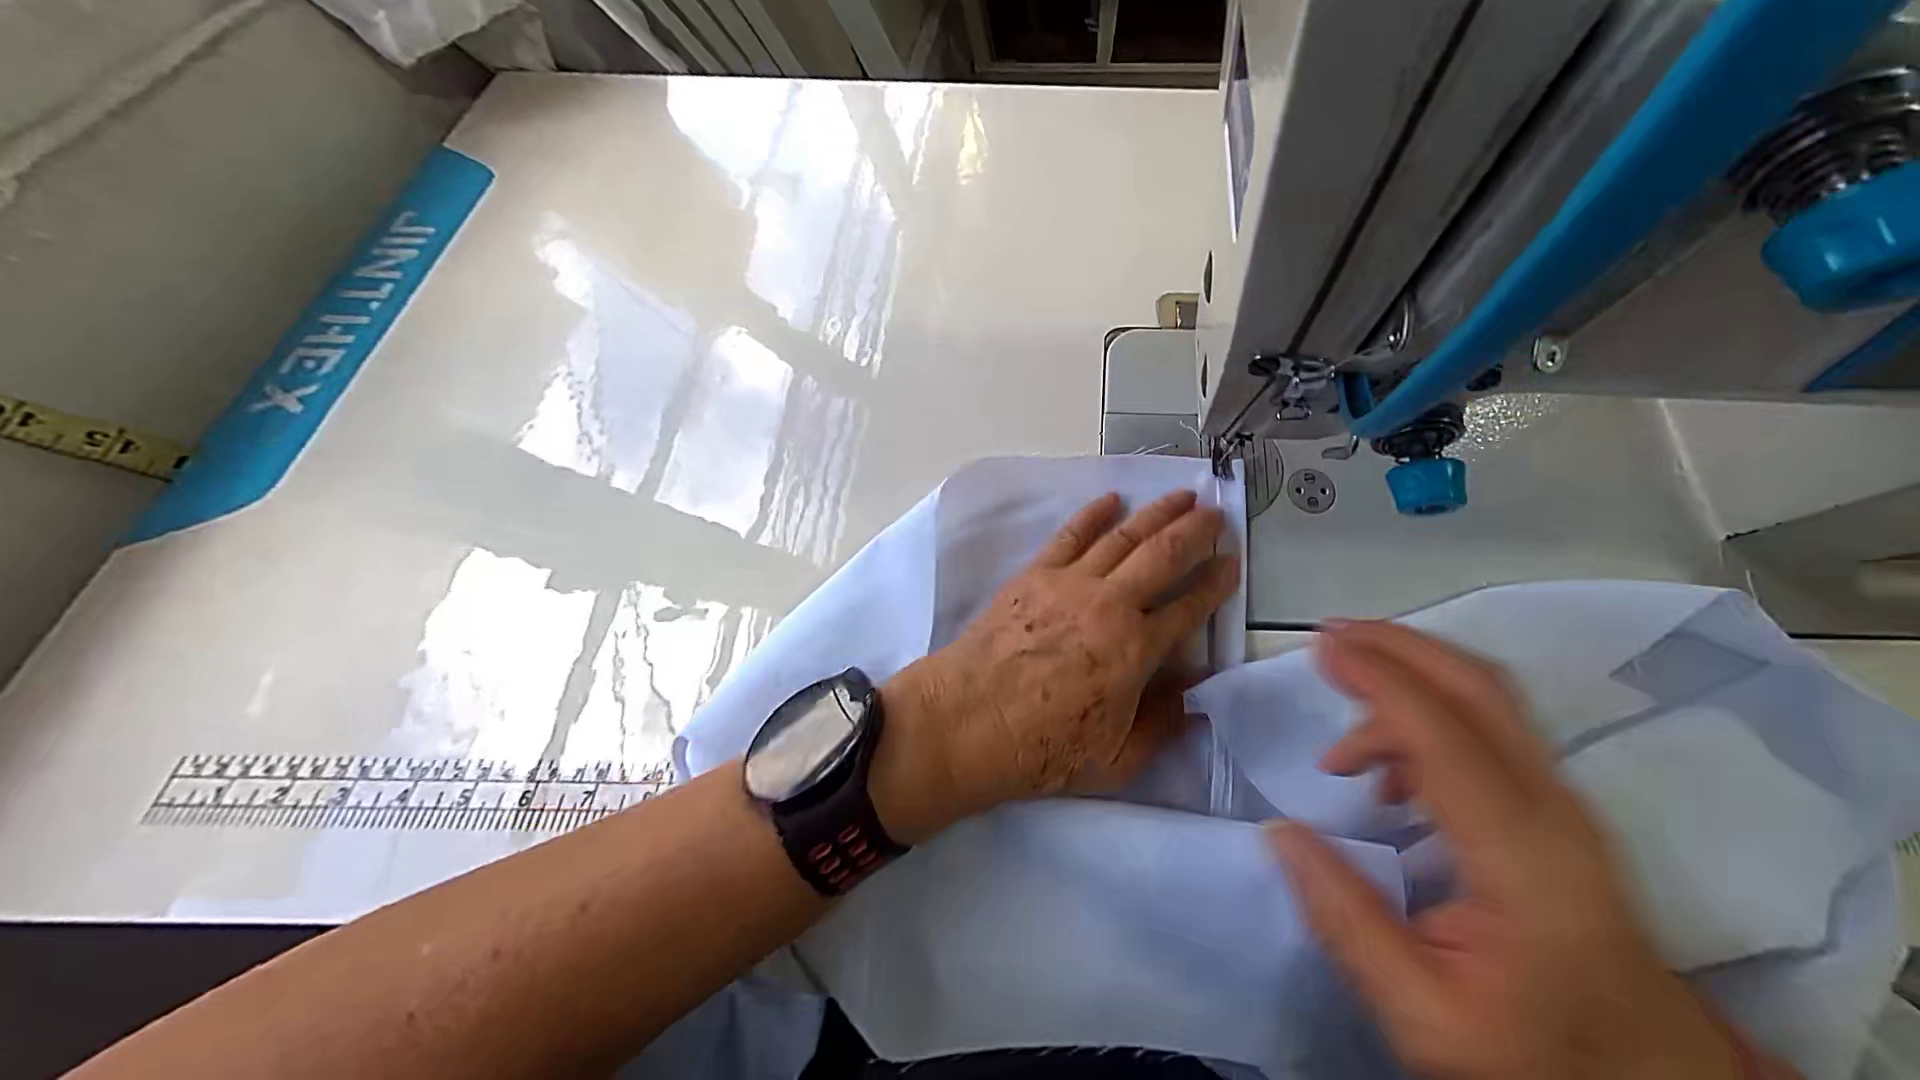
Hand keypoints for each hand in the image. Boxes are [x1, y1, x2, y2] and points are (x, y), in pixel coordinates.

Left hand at [871, 490, 1239, 842]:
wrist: (968, 721)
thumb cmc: (1042, 748)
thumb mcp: (1116, 759)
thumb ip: (1161, 725)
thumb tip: (1191, 694)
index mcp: (1136, 650)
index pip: (1189, 609)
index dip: (1215, 585)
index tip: (1232, 564)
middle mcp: (1109, 606)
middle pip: (1163, 556)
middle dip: (1196, 532)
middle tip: (1216, 514)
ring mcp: (1069, 584)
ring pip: (1122, 537)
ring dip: (1156, 514)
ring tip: (1181, 497)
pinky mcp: (1033, 576)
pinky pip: (1069, 536)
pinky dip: (1093, 515)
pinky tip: (1111, 500)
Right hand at [1269, 621, 1782, 1079]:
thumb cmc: (1534, 1050)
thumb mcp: (1425, 1015)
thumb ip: (1346, 920)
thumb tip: (1280, 833)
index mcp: (1523, 855)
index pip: (1445, 734)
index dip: (1380, 679)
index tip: (1320, 648)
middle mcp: (1554, 810)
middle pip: (1481, 689)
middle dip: (1400, 647)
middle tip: (1329, 637)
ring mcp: (1562, 808)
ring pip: (1485, 703)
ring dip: (1406, 686)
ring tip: (1339, 749)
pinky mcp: (1556, 815)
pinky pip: (1486, 734)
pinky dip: (1425, 722)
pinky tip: (1385, 779)